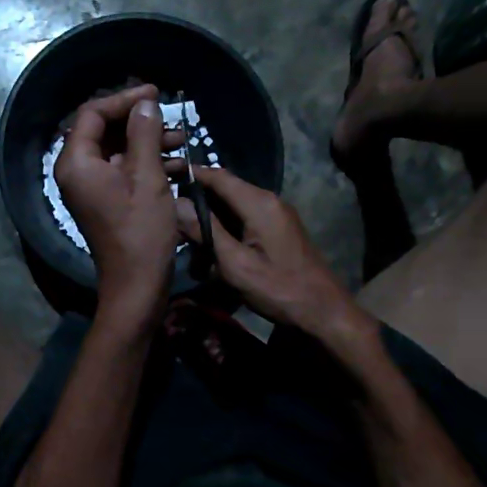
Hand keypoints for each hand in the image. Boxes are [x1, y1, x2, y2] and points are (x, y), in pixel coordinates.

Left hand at [55, 83, 177, 318]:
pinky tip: (177, 166)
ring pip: (116, 151)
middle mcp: (76, 172)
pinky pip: (122, 171)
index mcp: (78, 163)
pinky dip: (146, 164)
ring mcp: (89, 188)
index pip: (92, 114)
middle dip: (138, 122)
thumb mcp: (148, 178)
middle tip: (170, 118)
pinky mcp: (104, 201)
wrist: (136, 284)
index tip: (156, 93)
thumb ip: (144, 135)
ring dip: (147, 142)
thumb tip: (146, 103)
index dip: (124, 99)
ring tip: (181, 141)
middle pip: (103, 130)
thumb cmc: (141, 231)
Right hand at [176, 167, 374, 344]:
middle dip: (197, 211)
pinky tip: (216, 262)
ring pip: (232, 212)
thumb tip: (176, 203)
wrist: (322, 312)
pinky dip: (226, 238)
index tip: (164, 181)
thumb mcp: (234, 263)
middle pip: (223, 194)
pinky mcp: (277, 232)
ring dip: (211, 230)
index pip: (218, 176)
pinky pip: (244, 224)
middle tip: (174, 232)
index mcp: (259, 203)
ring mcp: (275, 216)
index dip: (190, 175)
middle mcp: (269, 201)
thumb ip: (204, 231)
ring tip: (196, 256)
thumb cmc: (277, 288)